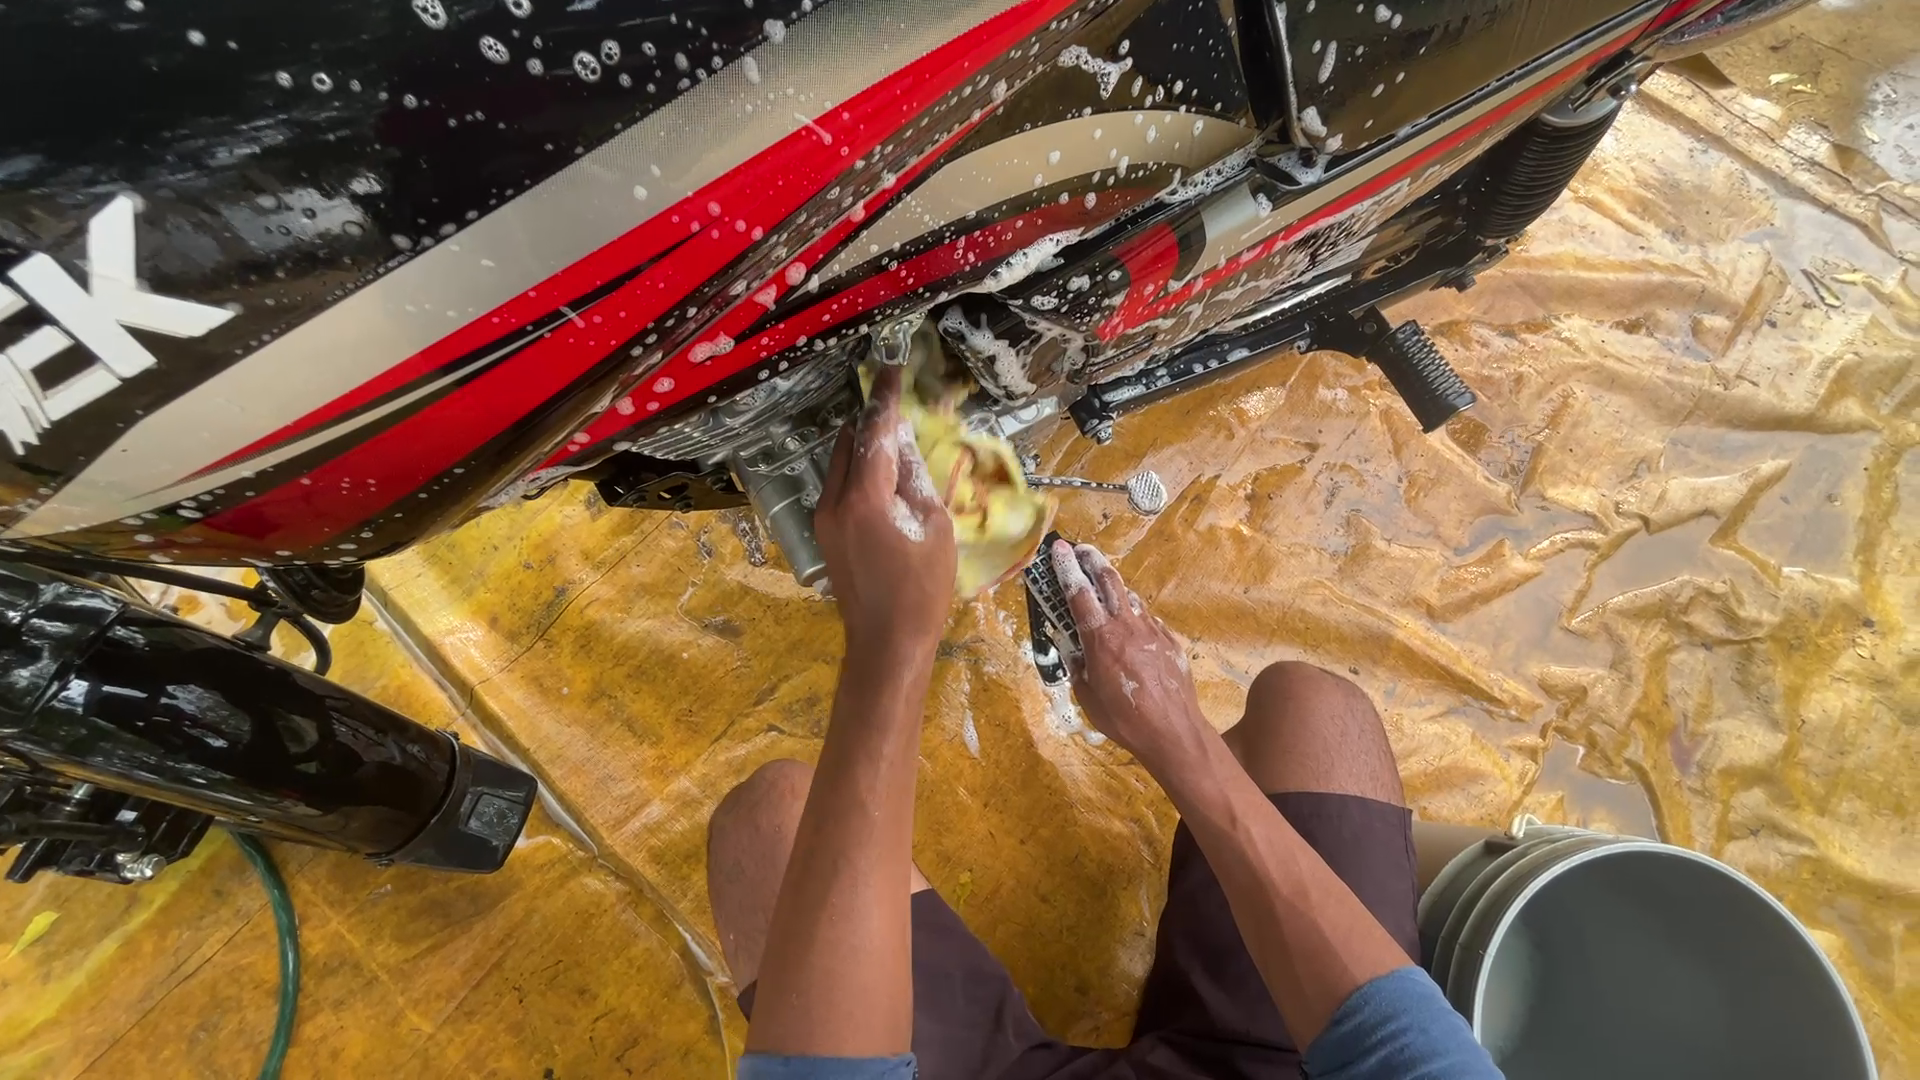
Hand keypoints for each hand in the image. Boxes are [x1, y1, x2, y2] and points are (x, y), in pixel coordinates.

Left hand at [816, 366, 957, 660]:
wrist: (886, 642)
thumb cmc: (922, 590)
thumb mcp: (935, 528)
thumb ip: (918, 480)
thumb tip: (907, 447)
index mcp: (864, 498)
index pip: (873, 434)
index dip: (884, 399)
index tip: (890, 369)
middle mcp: (833, 501)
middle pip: (848, 443)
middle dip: (872, 423)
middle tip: (900, 412)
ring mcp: (823, 519)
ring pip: (839, 464)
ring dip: (864, 448)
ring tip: (896, 446)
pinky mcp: (824, 534)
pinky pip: (838, 487)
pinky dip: (858, 473)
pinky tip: (883, 480)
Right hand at [1053, 540, 1210, 771]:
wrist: (1174, 732)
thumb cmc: (1125, 719)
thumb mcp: (1088, 698)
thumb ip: (1078, 669)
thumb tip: (1074, 652)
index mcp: (1101, 638)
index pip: (1079, 593)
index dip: (1066, 568)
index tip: (1059, 549)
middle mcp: (1126, 625)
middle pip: (1109, 580)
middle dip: (1093, 560)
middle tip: (1082, 551)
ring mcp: (1152, 630)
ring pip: (1130, 596)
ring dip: (1114, 587)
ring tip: (1104, 587)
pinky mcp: (1170, 641)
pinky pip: (1148, 619)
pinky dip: (1135, 615)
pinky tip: (1132, 625)